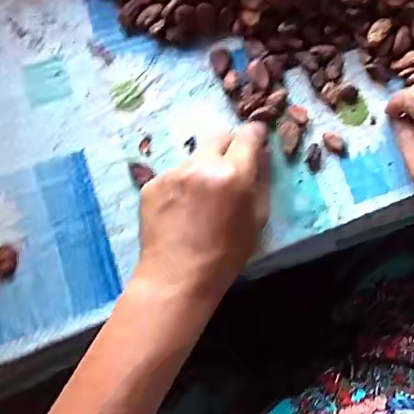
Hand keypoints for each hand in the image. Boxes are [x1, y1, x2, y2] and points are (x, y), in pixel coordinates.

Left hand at [133, 123, 270, 303]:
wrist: (176, 279)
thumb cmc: (226, 255)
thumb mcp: (257, 219)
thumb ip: (262, 180)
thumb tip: (261, 154)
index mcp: (233, 173)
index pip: (248, 134)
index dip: (255, 134)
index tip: (257, 139)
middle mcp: (201, 165)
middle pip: (219, 135)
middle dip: (229, 146)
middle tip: (230, 169)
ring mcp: (173, 172)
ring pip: (196, 157)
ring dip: (203, 168)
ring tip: (201, 200)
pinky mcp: (151, 183)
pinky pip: (175, 174)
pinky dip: (182, 185)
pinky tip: (181, 210)